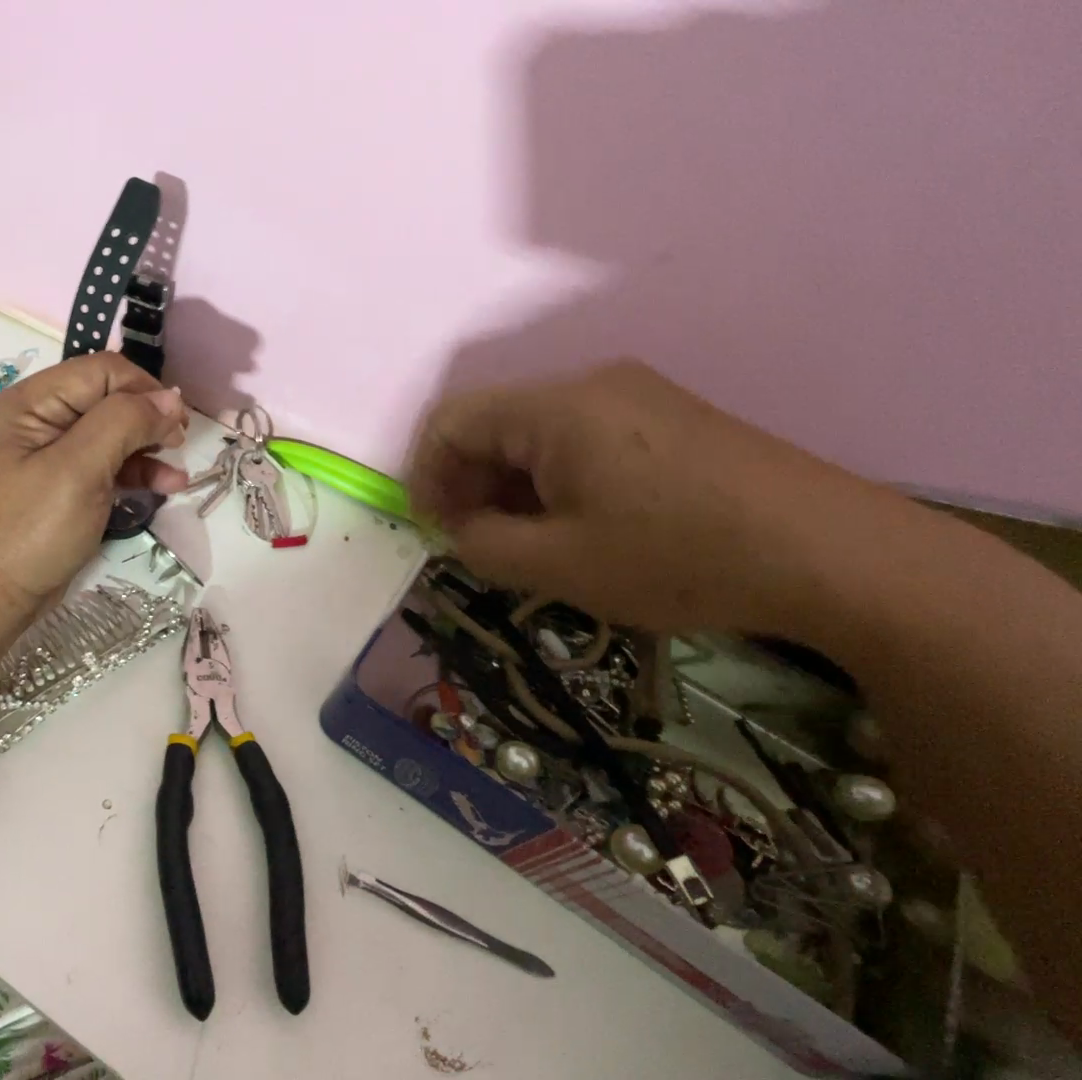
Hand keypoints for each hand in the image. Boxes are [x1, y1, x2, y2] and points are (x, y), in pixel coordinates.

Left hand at [0, 353, 189, 613]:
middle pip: (110, 399)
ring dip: (149, 449)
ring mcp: (53, 456)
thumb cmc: (31, 529)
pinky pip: (108, 466)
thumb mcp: (79, 469)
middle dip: (149, 419)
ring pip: (114, 434)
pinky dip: (137, 473)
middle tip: (179, 446)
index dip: (144, 390)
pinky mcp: (65, 487)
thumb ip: (124, 423)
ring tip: (178, 475)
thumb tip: (170, 400)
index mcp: (33, 402)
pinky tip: (166, 488)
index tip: (177, 424)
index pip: (103, 371)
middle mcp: (42, 419)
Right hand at [407, 359, 909, 633]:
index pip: (451, 421)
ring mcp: (637, 397)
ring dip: (512, 486)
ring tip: (529, 544)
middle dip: (469, 484)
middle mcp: (591, 385)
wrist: (830, 554)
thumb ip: (481, 544)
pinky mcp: (668, 419)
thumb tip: (461, 528)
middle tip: (478, 544)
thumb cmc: (677, 557)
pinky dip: (556, 480)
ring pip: (537, 434)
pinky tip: (580, 527)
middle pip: (494, 423)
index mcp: (556, 408)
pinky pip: (582, 440)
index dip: (424, 476)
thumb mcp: (557, 565)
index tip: (433, 532)